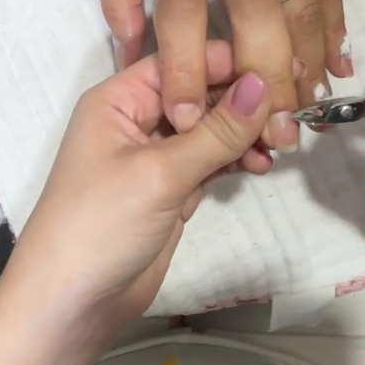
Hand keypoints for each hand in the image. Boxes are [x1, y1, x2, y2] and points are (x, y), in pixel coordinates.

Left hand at [3, 41, 273, 328]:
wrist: (72, 303)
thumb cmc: (100, 225)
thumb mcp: (159, 173)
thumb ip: (215, 131)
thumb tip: (261, 84)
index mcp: (118, 99)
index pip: (181, 61)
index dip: (228, 62)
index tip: (278, 70)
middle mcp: (136, 120)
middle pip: (199, 93)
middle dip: (243, 102)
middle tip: (292, 111)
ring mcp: (155, 157)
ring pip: (210, 130)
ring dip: (244, 134)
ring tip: (281, 145)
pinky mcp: (170, 189)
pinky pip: (210, 162)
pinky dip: (235, 161)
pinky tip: (261, 165)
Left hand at [90, 0, 349, 152]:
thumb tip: (130, 52)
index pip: (182, 16)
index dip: (184, 73)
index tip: (185, 124)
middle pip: (256, 22)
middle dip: (264, 86)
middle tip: (270, 139)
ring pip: (300, 10)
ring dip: (305, 69)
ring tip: (303, 118)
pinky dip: (334, 29)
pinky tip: (334, 67)